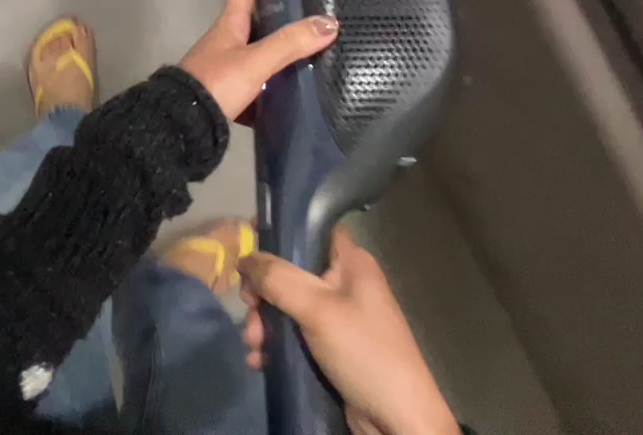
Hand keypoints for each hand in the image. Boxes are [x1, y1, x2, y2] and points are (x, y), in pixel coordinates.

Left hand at [180, 0, 337, 120]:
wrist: (181, 124)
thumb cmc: (216, 83)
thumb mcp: (255, 61)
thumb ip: (289, 44)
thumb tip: (328, 22)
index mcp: (228, 24)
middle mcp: (225, 40)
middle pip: (251, 15)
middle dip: (273, 4)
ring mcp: (224, 66)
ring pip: (255, 48)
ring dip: (276, 43)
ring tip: (308, 41)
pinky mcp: (227, 91)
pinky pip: (256, 78)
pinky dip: (273, 78)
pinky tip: (292, 86)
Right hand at [241, 226, 459, 434]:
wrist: (398, 424)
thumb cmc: (363, 351)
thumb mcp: (317, 309)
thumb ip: (277, 278)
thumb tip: (244, 257)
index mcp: (350, 262)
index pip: (310, 227)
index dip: (280, 228)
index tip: (248, 239)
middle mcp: (344, 283)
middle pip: (291, 270)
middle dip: (263, 290)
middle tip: (248, 306)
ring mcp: (337, 317)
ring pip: (287, 304)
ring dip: (264, 322)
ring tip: (253, 344)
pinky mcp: (329, 348)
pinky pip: (293, 334)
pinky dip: (274, 344)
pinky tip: (259, 359)